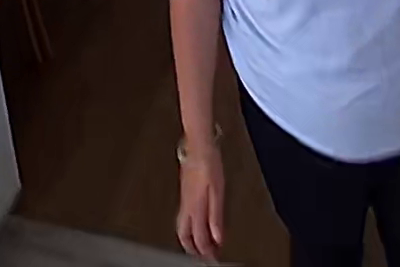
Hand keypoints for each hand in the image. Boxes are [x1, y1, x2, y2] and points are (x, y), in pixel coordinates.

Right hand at [176, 140, 225, 261]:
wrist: (198, 144)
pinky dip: (189, 224)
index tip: (213, 259)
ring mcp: (184, 198)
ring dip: (189, 238)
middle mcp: (187, 206)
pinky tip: (195, 219)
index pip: (199, 239)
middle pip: (185, 236)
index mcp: (196, 209)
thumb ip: (216, 215)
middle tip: (204, 255)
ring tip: (198, 243)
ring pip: (182, 226)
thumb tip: (217, 237)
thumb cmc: (209, 163)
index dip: (206, 252)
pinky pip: (183, 215)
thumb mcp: (218, 190)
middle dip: (193, 249)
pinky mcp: (184, 190)